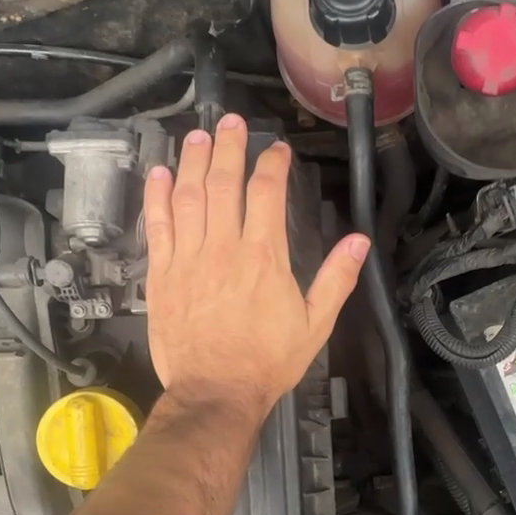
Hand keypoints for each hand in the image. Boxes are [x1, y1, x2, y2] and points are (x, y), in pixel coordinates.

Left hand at [143, 114, 367, 419]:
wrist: (216, 393)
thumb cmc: (268, 361)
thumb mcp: (316, 325)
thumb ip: (337, 279)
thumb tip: (359, 242)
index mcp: (264, 258)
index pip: (266, 194)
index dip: (272, 165)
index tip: (276, 150)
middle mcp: (223, 249)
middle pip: (222, 184)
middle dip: (227, 147)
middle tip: (231, 121)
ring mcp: (187, 260)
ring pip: (187, 197)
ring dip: (191, 161)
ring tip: (197, 135)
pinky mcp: (162, 276)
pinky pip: (157, 226)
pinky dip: (157, 197)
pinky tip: (159, 174)